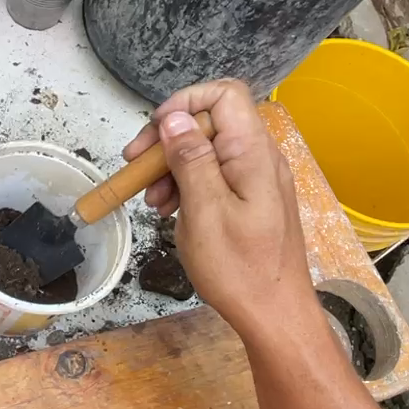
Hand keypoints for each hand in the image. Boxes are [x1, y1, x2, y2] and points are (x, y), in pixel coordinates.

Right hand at [122, 81, 316, 343]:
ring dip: (171, 167)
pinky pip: (213, 176)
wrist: (273, 314)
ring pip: (207, 151)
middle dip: (168, 140)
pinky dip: (185, 186)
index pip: (224, 95)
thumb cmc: (238, 268)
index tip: (154, 133)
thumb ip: (190, 160)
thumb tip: (174, 117)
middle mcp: (260, 158)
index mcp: (253, 153)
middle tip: (135, 166)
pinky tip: (169, 210)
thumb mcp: (204, 211)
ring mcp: (256, 179)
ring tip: (151, 201)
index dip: (184, 103)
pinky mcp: (249, 199)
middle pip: (210, 122)